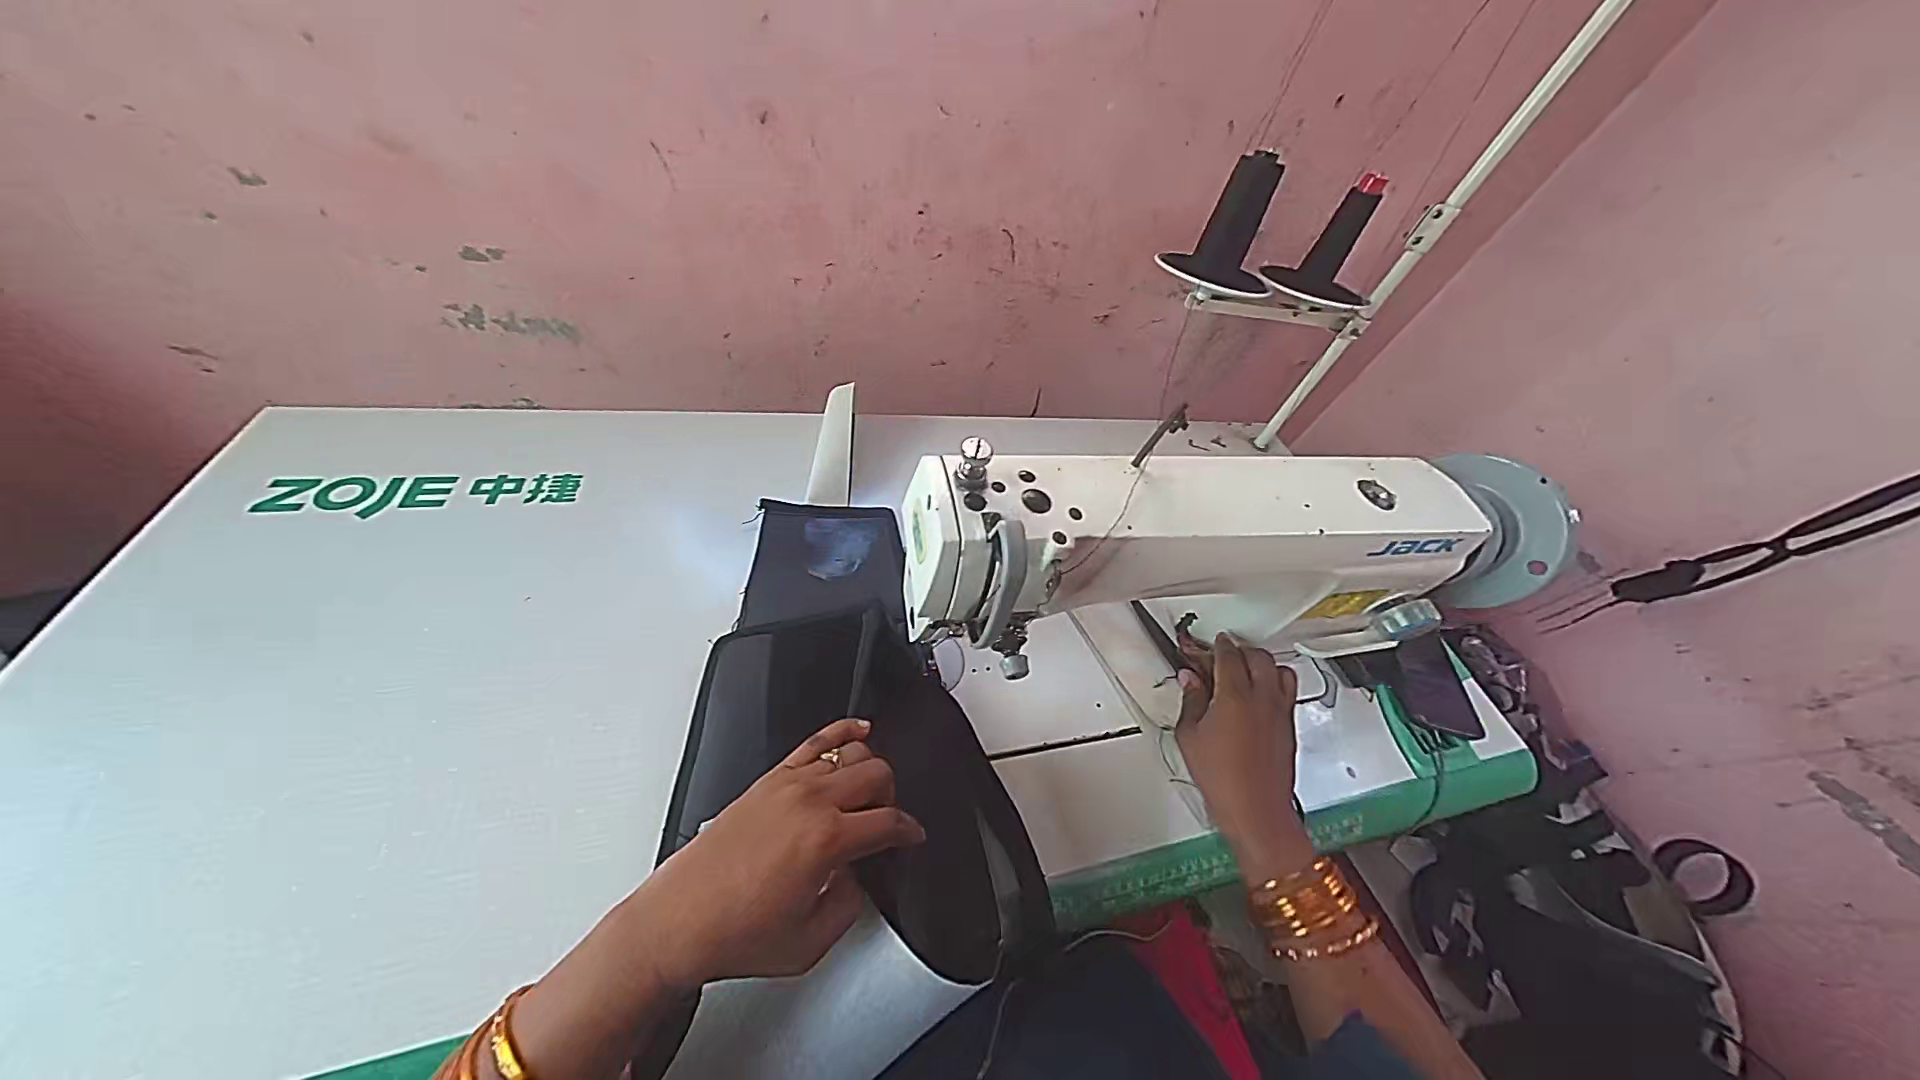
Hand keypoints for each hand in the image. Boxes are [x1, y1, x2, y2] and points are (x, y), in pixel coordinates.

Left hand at [624, 718, 926, 988]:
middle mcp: (809, 802)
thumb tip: (858, 876)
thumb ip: (851, 902)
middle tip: (888, 818)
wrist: (677, 922)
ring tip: (873, 789)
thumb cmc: (731, 931)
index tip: (911, 836)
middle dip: (893, 797)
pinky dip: (843, 730)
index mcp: (826, 840)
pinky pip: (816, 740)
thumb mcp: (810, 941)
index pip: (889, 821)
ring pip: (853, 751)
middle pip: (878, 774)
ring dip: (872, 767)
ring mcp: (788, 784)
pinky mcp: (769, 779)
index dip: (909, 831)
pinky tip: (857, 731)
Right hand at [1175, 632, 1309, 870]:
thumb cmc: (1222, 777)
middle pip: (1257, 656)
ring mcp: (1280, 711)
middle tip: (1224, 654)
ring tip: (1246, 667)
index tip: (1211, 643)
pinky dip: (1275, 680)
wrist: (1255, 808)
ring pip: (1279, 669)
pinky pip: (1288, 689)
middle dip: (1239, 650)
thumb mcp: (1189, 735)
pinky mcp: (1290, 725)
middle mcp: (1262, 698)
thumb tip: (1190, 680)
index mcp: (1234, 695)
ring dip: (1262, 662)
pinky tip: (1262, 690)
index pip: (1228, 656)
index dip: (1218, 645)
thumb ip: (1191, 700)